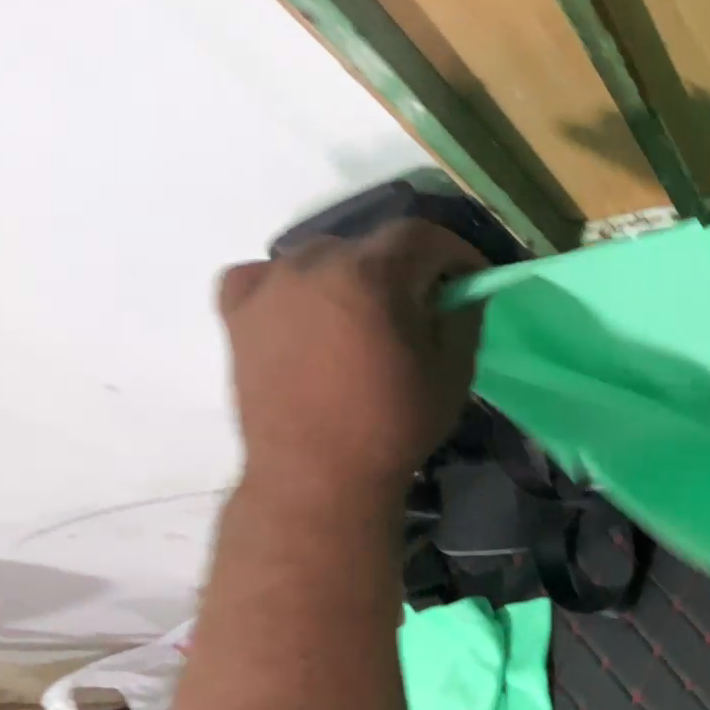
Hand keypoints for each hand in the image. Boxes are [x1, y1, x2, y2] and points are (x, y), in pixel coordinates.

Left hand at [219, 220, 487, 508]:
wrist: (318, 474)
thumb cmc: (397, 422)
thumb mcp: (453, 369)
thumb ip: (462, 316)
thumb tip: (463, 289)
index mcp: (371, 276)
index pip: (422, 235)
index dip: (457, 253)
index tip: (473, 282)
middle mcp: (312, 265)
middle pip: (373, 244)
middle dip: (409, 267)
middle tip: (427, 307)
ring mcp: (267, 284)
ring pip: (324, 257)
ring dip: (356, 276)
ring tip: (370, 318)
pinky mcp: (236, 310)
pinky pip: (271, 276)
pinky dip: (297, 286)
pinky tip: (313, 316)